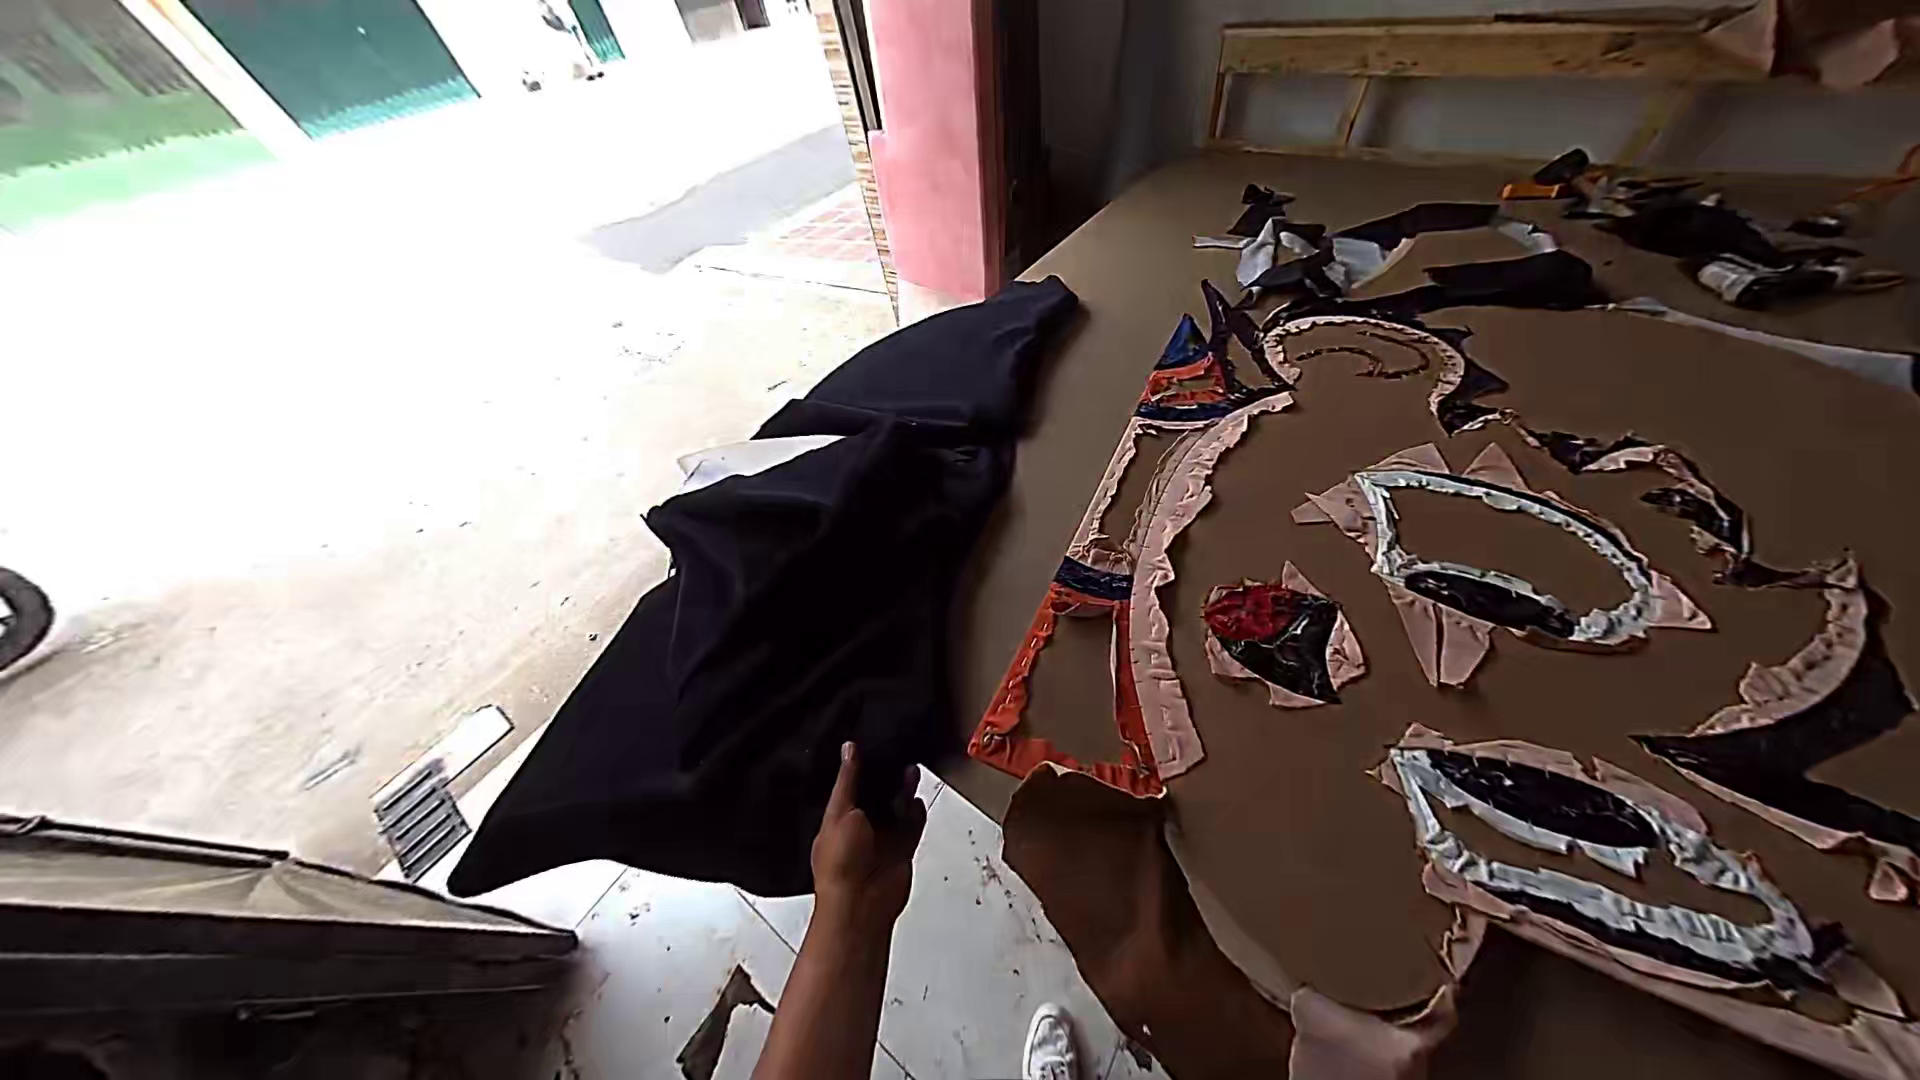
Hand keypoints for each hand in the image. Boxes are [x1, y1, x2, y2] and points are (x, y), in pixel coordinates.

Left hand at [811, 741, 926, 927]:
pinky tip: (917, 797)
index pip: (852, 785)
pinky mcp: (903, 846)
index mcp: (840, 818)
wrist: (862, 904)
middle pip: (878, 792)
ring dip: (904, 788)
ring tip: (911, 768)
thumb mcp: (840, 812)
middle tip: (897, 751)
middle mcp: (862, 826)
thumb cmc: (840, 863)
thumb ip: (848, 780)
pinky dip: (917, 810)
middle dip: (888, 775)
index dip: (861, 766)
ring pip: (898, 804)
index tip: (871, 742)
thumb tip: (849, 748)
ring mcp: (884, 837)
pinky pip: (913, 823)